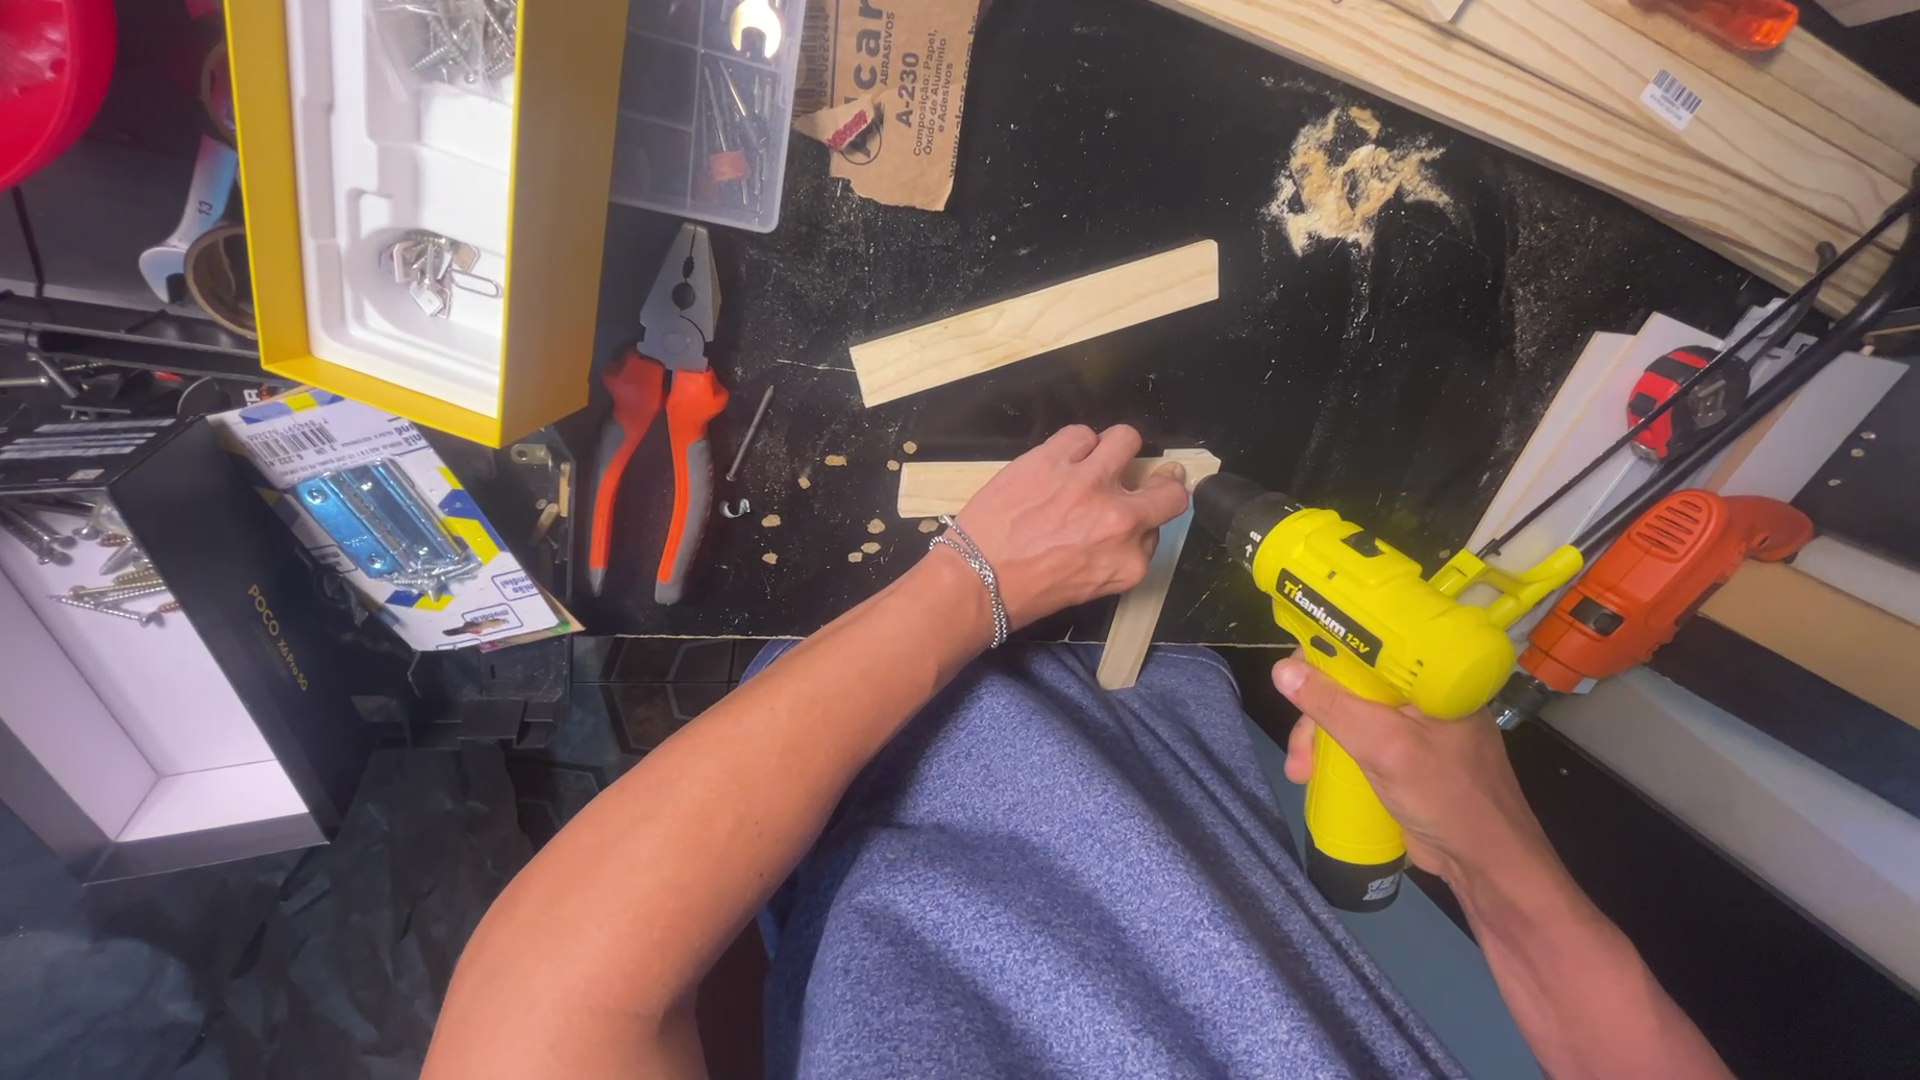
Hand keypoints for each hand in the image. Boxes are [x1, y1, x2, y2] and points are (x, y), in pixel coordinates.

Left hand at [949, 424, 1189, 629]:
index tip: (1139, 509)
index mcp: (1129, 562)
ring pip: (1126, 440)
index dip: (1148, 516)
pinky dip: (1074, 444)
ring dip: (1115, 449)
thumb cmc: (1027, 592)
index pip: (1160, 528)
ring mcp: (1088, 483)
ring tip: (1094, 460)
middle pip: (1168, 488)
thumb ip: (1118, 553)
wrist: (976, 580)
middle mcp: (1119, 520)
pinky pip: (1081, 433)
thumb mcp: (1089, 586)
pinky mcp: (1053, 459)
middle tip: (1140, 477)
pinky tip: (1059, 461)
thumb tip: (1128, 525)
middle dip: (1161, 482)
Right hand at [1272, 658, 1562, 887]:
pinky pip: (1356, 740)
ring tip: (1300, 772)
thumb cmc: (1448, 798)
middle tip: (1298, 749)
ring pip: (1347, 714)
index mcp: (1433, 678)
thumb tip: (1281, 669)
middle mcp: (1421, 696)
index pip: (1370, 645)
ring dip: (1317, 740)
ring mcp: (1412, 728)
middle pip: (1349, 683)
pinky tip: (1314, 774)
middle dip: (1314, 713)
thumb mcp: (1384, 746)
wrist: (1488, 869)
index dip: (1326, 652)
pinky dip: (1332, 754)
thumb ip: (1333, 706)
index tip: (1293, 674)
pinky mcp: (1402, 757)